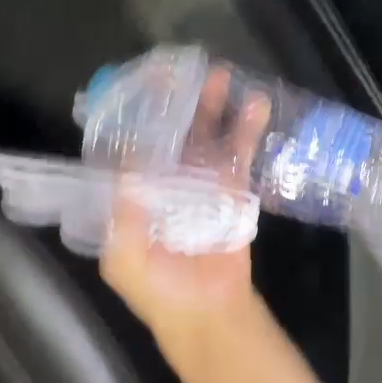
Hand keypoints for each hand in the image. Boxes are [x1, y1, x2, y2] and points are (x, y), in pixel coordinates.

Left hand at [101, 67, 270, 345]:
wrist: (207, 309)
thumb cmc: (158, 289)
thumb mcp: (126, 259)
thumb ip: (124, 218)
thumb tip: (128, 172)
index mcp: (132, 198)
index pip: (130, 150)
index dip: (136, 120)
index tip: (144, 89)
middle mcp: (166, 182)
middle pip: (172, 134)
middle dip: (179, 104)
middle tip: (187, 73)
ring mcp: (202, 183)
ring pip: (207, 136)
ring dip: (214, 107)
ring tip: (223, 76)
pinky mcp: (234, 187)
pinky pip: (241, 152)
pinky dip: (248, 128)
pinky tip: (257, 105)